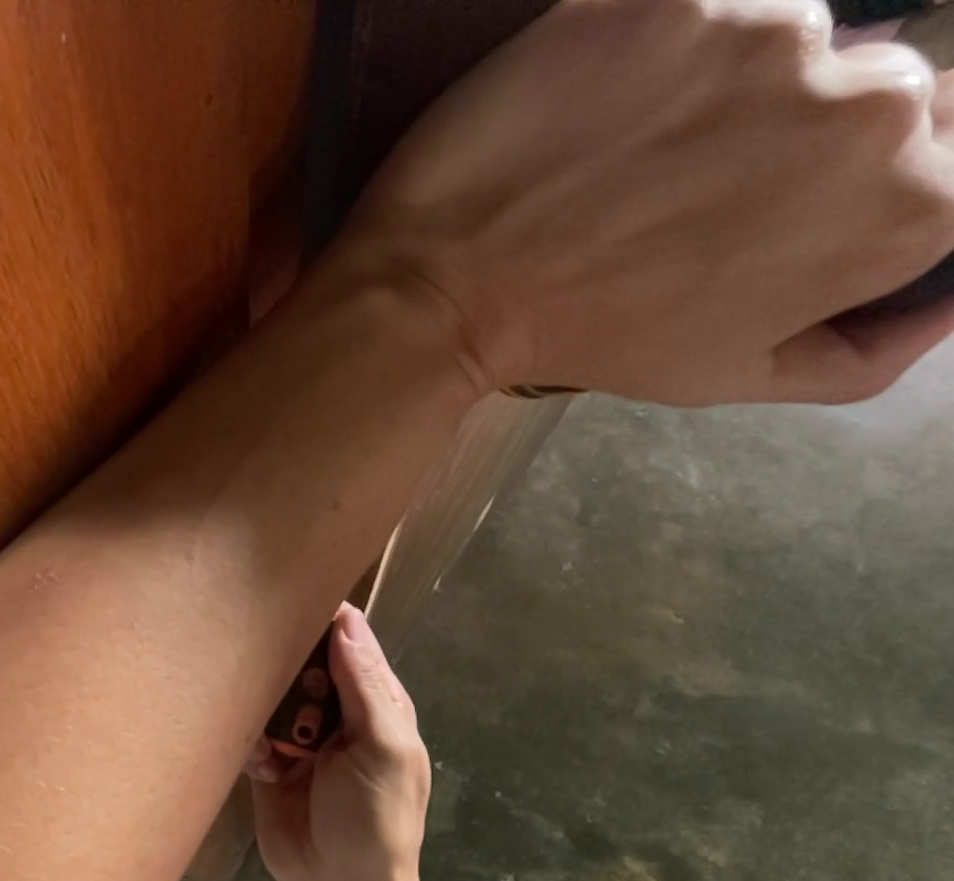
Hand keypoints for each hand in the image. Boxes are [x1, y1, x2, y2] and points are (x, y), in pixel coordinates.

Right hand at [247, 605, 431, 880]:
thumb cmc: (374, 818)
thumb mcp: (382, 748)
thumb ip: (364, 685)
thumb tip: (346, 617)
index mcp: (376, 704)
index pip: (350, 643)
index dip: (325, 623)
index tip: (291, 608)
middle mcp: (336, 712)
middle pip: (303, 663)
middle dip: (288, 671)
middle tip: (288, 693)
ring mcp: (299, 737)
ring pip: (270, 693)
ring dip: (266, 710)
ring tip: (275, 739)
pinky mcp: (268, 760)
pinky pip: (249, 729)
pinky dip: (251, 743)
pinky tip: (263, 766)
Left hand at [333, 0, 953, 406]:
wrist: (443, 291)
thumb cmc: (582, 338)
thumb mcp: (730, 376)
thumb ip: (862, 350)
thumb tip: (938, 303)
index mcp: (911, 201)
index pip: (934, 157)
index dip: (832, 182)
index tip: (754, 203)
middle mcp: (872, 101)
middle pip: (872, 88)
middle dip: (785, 132)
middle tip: (676, 182)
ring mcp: (769, 37)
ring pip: (779, 44)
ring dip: (716, 89)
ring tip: (621, 153)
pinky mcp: (672, 2)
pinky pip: (690, 14)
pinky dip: (650, 54)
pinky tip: (590, 111)